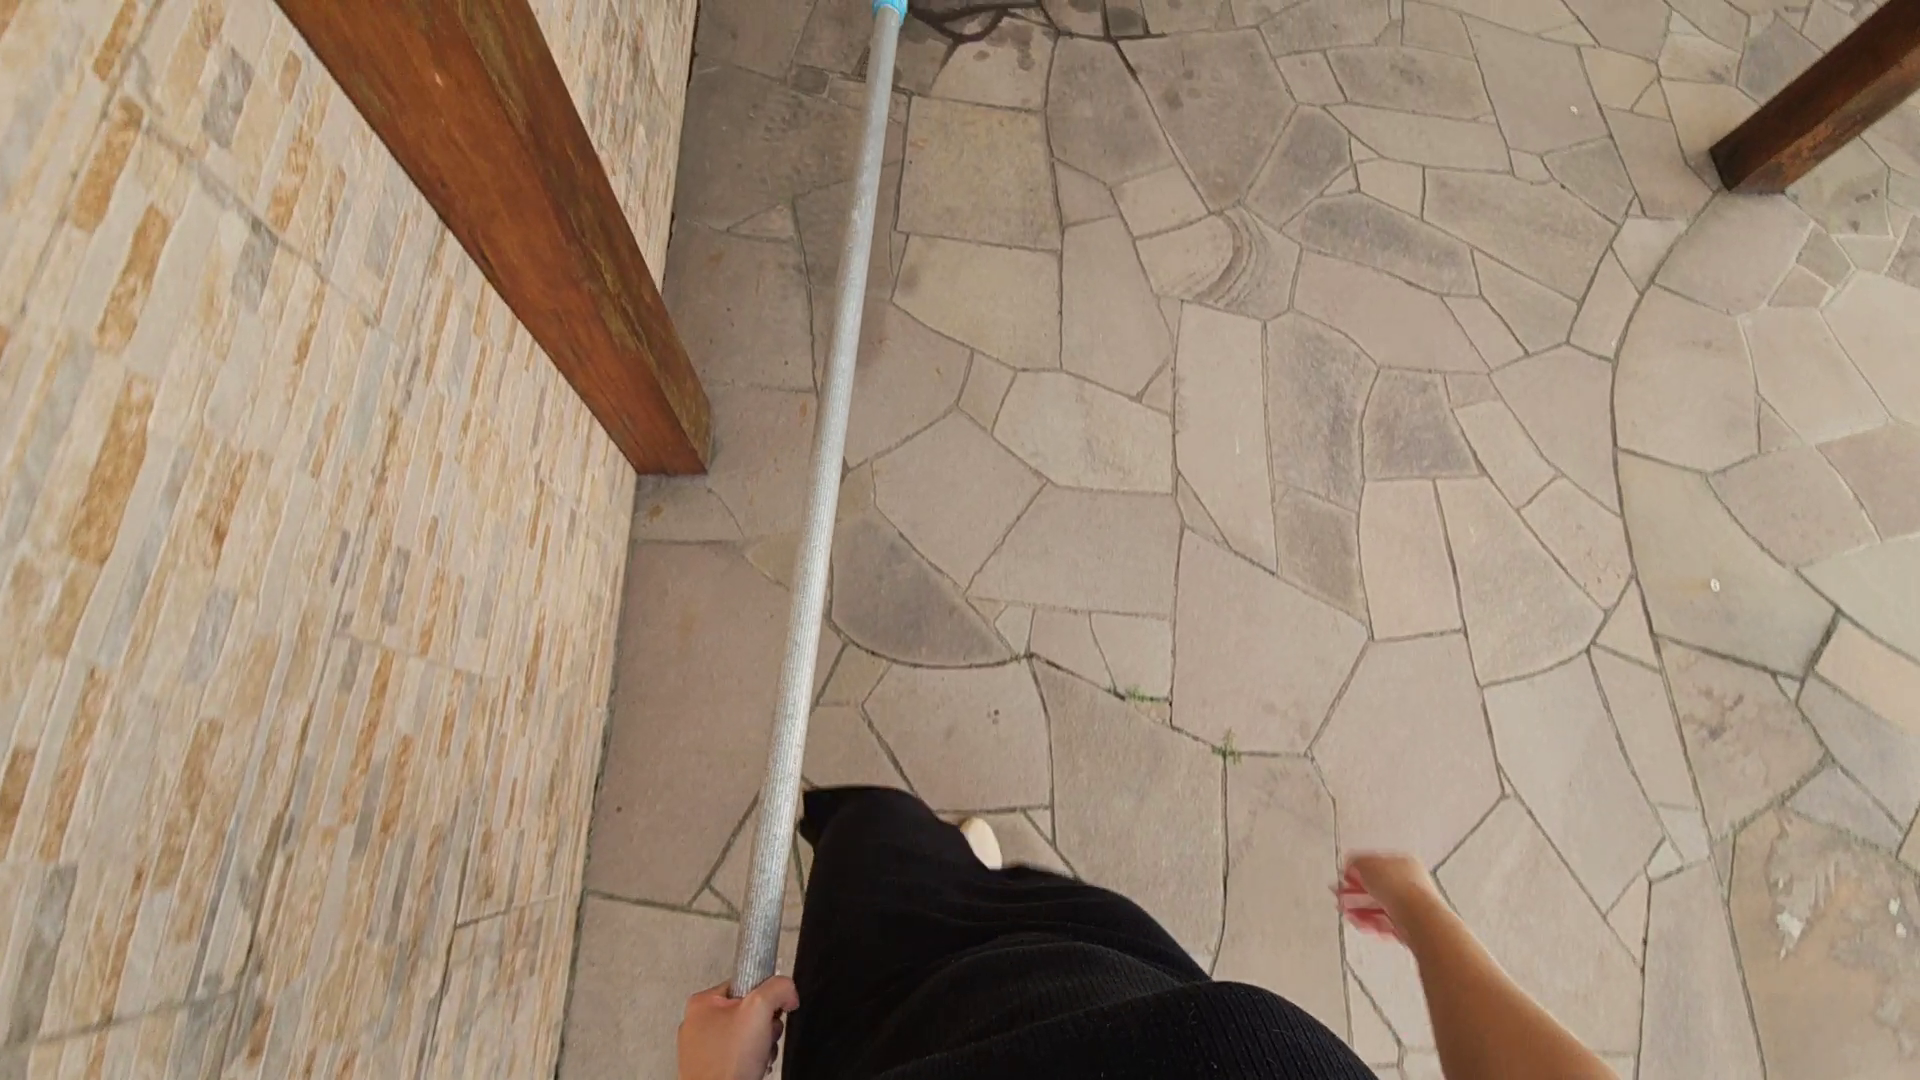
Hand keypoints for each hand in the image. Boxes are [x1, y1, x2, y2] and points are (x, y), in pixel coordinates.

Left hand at [677, 977, 797, 1079]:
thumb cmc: (727, 1065)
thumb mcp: (760, 1008)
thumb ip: (779, 987)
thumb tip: (787, 990)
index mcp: (702, 1003)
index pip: (746, 982)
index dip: (764, 996)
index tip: (768, 1010)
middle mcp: (697, 1024)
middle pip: (749, 1010)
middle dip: (765, 1025)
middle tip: (762, 1037)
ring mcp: (703, 1050)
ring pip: (747, 1034)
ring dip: (762, 1044)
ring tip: (757, 1056)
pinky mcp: (710, 1070)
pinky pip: (740, 1055)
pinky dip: (752, 1061)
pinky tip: (752, 1068)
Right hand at [1336, 852, 1439, 943]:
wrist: (1418, 919)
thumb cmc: (1399, 889)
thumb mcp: (1366, 865)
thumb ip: (1355, 863)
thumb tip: (1350, 865)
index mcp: (1403, 863)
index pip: (1375, 863)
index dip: (1356, 870)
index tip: (1343, 876)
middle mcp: (1410, 883)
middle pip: (1376, 886)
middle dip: (1354, 892)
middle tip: (1339, 895)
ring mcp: (1411, 906)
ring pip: (1379, 905)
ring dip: (1359, 907)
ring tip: (1344, 910)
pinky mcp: (1409, 926)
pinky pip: (1385, 922)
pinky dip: (1369, 922)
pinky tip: (1357, 921)